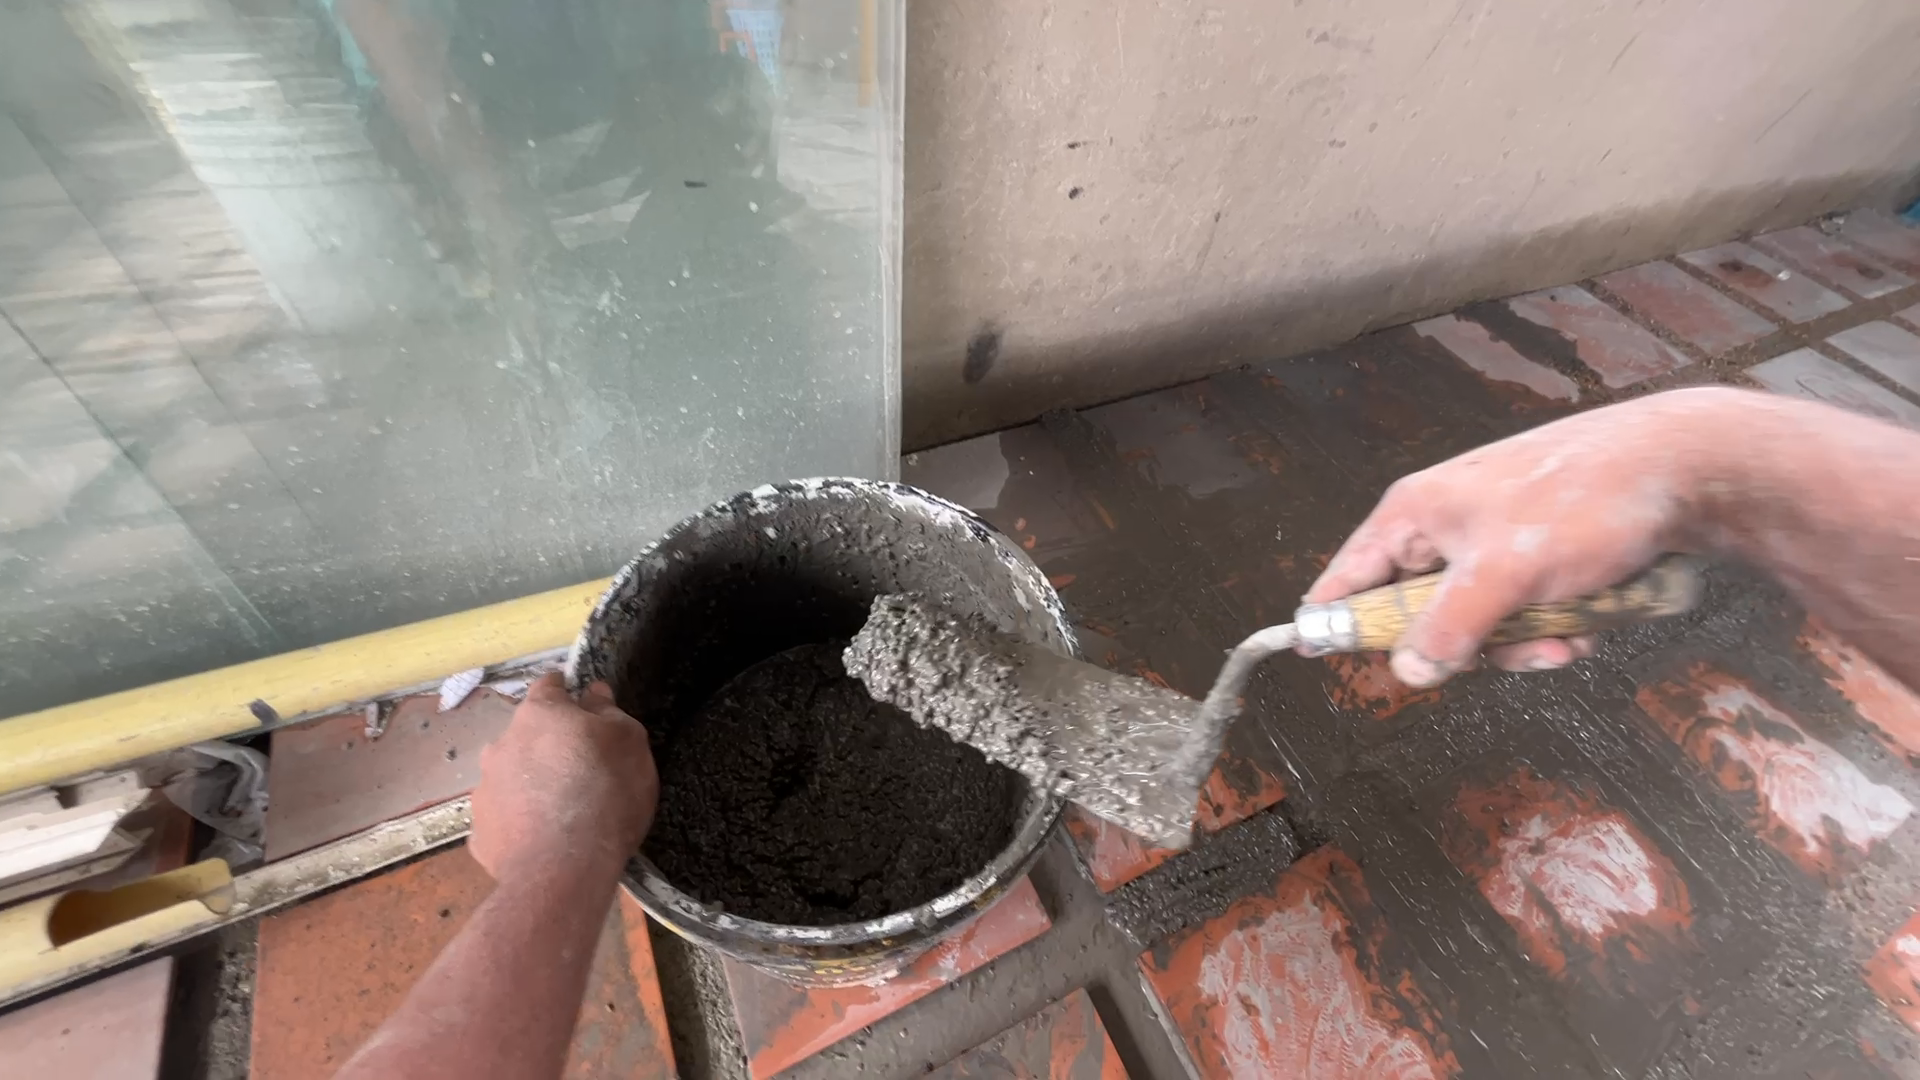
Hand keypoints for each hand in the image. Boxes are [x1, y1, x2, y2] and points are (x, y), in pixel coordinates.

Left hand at [470, 675, 657, 882]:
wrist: (564, 870)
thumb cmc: (606, 791)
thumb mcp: (629, 740)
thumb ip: (608, 711)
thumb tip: (593, 693)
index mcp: (539, 714)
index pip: (549, 684)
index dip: (570, 692)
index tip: (589, 708)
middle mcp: (501, 744)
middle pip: (529, 732)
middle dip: (552, 742)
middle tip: (585, 765)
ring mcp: (483, 790)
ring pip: (513, 773)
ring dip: (534, 780)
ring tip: (565, 807)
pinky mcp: (478, 833)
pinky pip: (506, 815)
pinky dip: (523, 818)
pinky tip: (547, 836)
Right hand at [1303, 389, 1730, 686]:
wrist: (1692, 463)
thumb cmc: (1577, 503)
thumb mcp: (1504, 574)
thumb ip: (1447, 628)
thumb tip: (1407, 673)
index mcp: (1412, 516)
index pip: (1348, 575)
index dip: (1330, 616)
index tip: (1312, 653)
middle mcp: (1440, 527)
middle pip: (1412, 607)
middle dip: (1455, 641)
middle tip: (1488, 656)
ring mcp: (1487, 541)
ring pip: (1471, 616)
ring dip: (1513, 639)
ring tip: (1561, 639)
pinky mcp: (1532, 554)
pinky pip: (1514, 608)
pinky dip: (1546, 625)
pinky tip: (1586, 623)